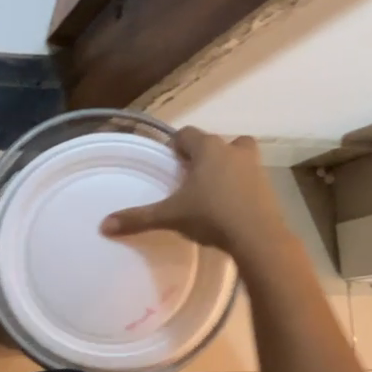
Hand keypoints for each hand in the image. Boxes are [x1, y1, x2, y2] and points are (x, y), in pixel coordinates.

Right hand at [101, 127, 282, 251]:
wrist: (259, 237)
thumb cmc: (211, 216)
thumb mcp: (171, 216)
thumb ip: (138, 218)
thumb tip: (103, 226)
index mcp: (207, 149)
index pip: (187, 133)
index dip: (176, 144)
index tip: (170, 160)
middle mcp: (233, 151)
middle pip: (217, 142)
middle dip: (204, 154)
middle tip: (190, 176)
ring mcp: (255, 168)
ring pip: (238, 157)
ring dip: (226, 167)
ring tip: (211, 190)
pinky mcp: (268, 188)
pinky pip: (250, 178)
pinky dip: (240, 186)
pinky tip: (229, 206)